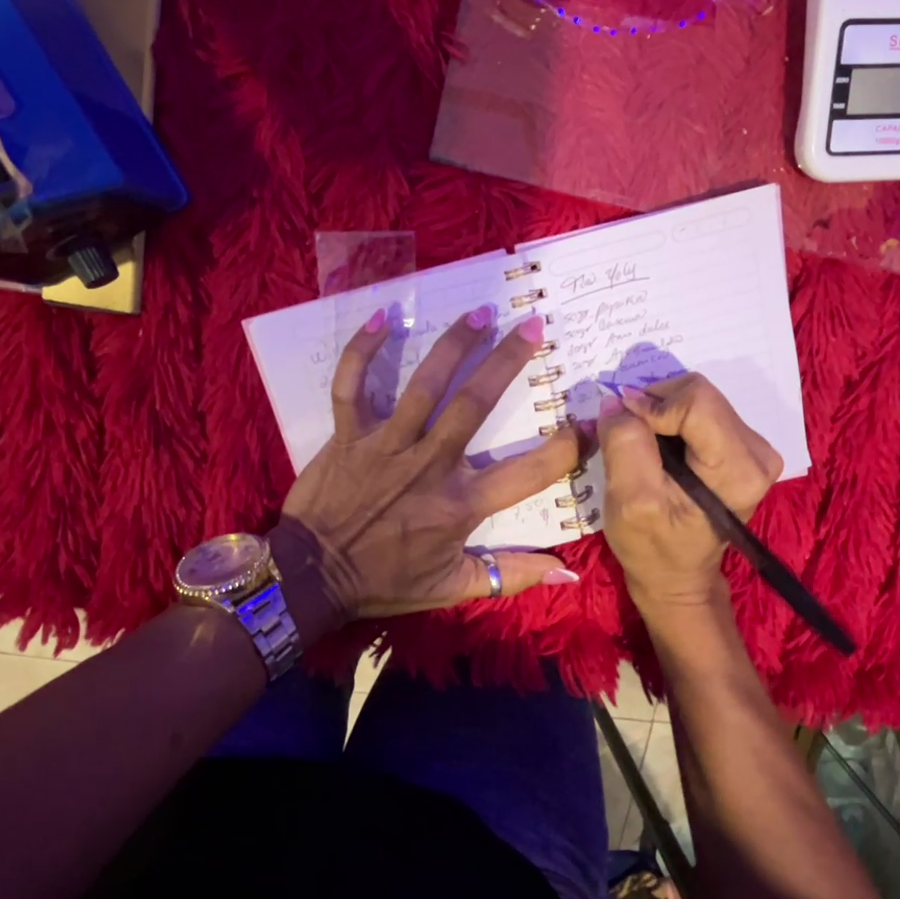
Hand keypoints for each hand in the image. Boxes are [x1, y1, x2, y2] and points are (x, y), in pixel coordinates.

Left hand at [277, 305, 583, 629]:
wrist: (311, 577)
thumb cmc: (384, 581)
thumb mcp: (452, 587)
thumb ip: (509, 575)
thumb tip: (565, 572)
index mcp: (459, 504)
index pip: (527, 473)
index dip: (565, 448)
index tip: (589, 422)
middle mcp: (428, 465)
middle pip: (474, 404)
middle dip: (507, 361)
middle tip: (533, 326)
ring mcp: (385, 444)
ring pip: (423, 385)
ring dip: (453, 344)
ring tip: (481, 311)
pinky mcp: (348, 434)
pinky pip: (352, 385)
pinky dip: (363, 349)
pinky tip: (385, 316)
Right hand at [596, 374, 782, 611]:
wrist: (675, 576)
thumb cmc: (652, 547)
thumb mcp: (629, 501)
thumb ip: (625, 445)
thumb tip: (618, 402)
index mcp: (738, 469)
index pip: (695, 401)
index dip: (650, 406)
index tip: (620, 427)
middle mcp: (757, 452)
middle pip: (697, 393)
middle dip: (654, 408)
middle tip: (626, 437)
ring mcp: (752, 447)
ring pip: (696, 397)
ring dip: (659, 414)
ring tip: (641, 446)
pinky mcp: (740, 445)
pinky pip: (698, 409)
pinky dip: (669, 420)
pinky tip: (657, 448)